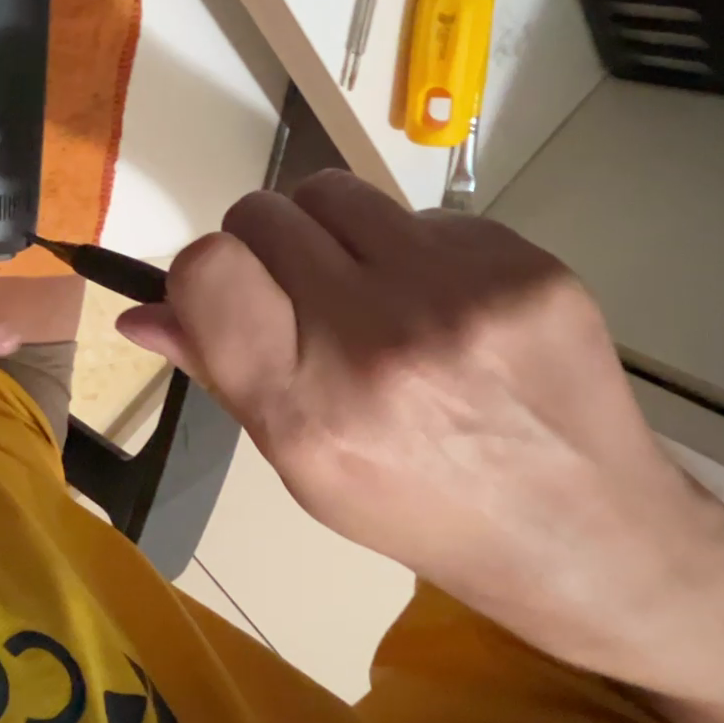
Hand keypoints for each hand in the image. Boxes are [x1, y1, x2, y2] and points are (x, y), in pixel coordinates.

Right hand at [117, 171, 712, 642]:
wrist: (587, 532)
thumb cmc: (416, 507)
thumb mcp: (297, 464)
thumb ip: (216, 374)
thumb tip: (136, 314)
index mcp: (307, 408)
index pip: (206, 269)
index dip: (202, 273)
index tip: (227, 297)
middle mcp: (376, 340)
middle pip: (261, 214)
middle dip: (261, 245)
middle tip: (298, 294)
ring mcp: (458, 292)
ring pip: (329, 190)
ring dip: (326, 229)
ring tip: (364, 285)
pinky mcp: (521, 260)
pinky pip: (414, 213)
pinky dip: (407, 248)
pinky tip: (441, 304)